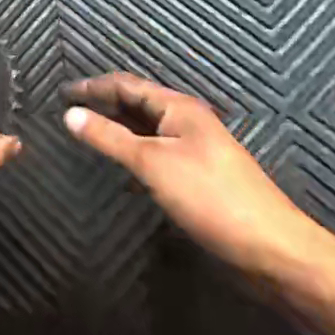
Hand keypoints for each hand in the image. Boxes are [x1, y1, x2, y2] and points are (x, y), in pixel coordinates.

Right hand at [62, 73, 328, 273]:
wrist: (273, 250)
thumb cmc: (210, 197)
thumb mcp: (151, 163)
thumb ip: (108, 137)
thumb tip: (70, 113)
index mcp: (179, 108)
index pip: (126, 84)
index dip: (92, 86)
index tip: (61, 93)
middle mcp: (186, 121)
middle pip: (136, 103)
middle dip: (102, 104)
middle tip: (67, 110)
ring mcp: (193, 149)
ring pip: (145, 130)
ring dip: (115, 129)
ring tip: (85, 133)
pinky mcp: (196, 176)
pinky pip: (154, 153)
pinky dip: (131, 153)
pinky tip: (117, 168)